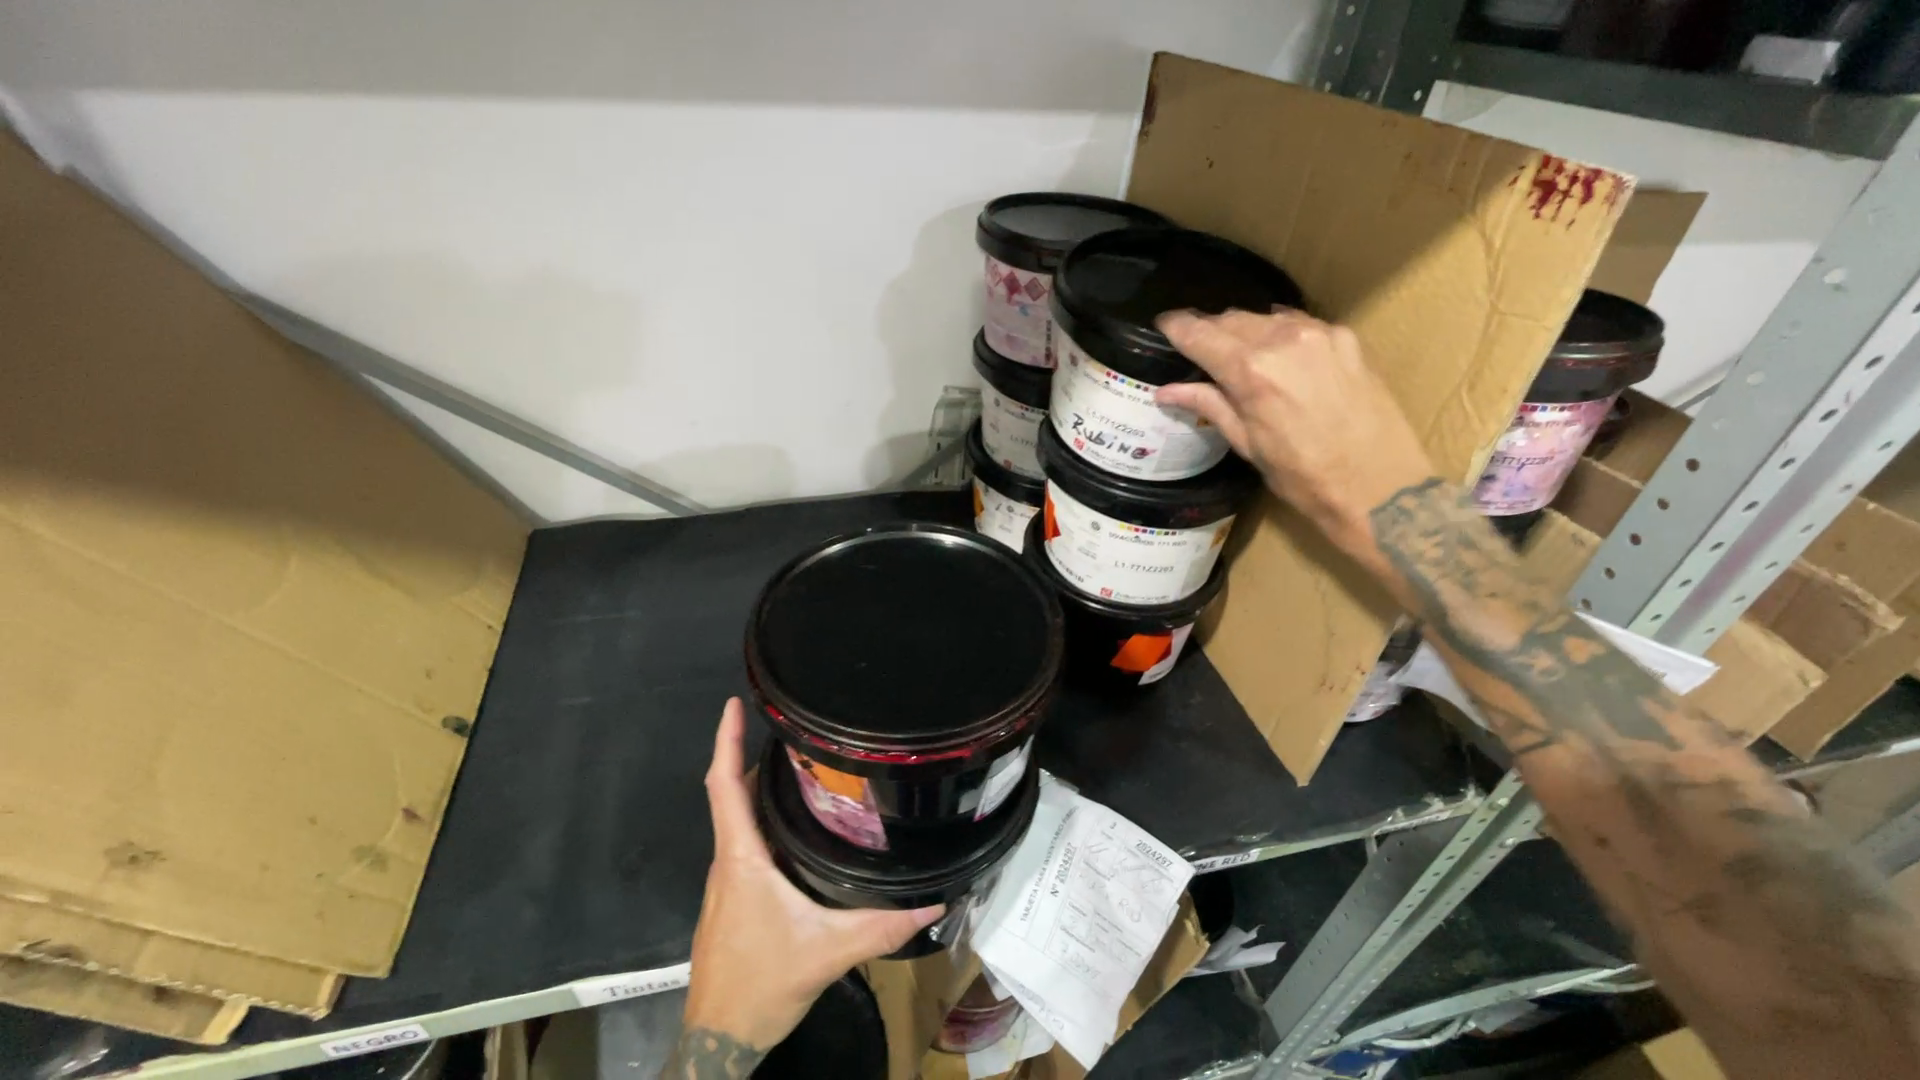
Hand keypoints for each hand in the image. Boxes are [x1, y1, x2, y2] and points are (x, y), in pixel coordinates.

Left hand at [678, 699, 942, 1060]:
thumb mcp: (828, 952)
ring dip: (759, 789)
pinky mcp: (732, 900)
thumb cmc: (762, 984)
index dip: (725, 742)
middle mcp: (728, 862)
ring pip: (738, 822)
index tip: (734, 704)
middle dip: (752, 755)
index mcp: (742, 860)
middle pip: (731, 796)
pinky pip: (744, 844)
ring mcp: (726, 883)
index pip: (723, 787)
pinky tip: (797, 826)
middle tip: (794, 729)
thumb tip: (934, 903)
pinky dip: (763, 819)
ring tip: (803, 766)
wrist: (721, 1036)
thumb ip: (882, 925)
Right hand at [1155, 309, 1435, 567]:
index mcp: (1251, 371)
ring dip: (1245, 330)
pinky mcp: (1347, 339)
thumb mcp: (1249, 445)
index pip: (1199, 334)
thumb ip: (1210, 405)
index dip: (1176, 327)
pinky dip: (1282, 333)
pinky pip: (1301, 324)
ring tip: (1239, 352)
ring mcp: (1320, 335)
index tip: (1163, 326)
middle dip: (1210, 330)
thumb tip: (1167, 391)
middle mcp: (1283, 341)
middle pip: (1231, 320)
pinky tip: (1280, 354)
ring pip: (1265, 318)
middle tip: (1199, 347)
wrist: (1381, 487)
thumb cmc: (1306, 478)